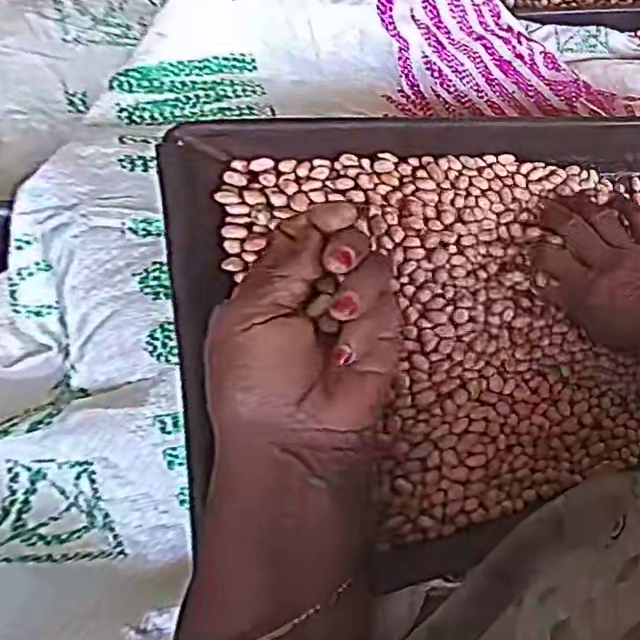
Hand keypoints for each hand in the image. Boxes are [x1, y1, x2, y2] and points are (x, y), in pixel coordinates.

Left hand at [206, 203, 399, 468]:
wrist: (294, 429)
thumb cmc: (254, 381)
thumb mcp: (249, 313)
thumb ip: (283, 266)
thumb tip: (315, 228)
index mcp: (280, 282)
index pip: (307, 234)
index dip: (323, 218)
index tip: (340, 211)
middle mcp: (322, 291)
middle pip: (350, 242)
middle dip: (348, 246)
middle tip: (337, 265)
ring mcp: (358, 311)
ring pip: (376, 270)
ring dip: (358, 291)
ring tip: (337, 320)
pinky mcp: (387, 333)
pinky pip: (390, 308)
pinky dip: (368, 327)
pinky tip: (347, 351)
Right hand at [533, 193, 639, 375]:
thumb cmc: (637, 337)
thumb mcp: (595, 330)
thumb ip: (570, 305)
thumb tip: (548, 284)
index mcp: (586, 292)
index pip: (548, 261)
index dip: (533, 252)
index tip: (528, 247)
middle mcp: (605, 266)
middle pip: (570, 230)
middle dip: (549, 216)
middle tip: (538, 210)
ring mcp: (630, 253)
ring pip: (599, 217)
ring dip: (579, 203)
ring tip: (564, 197)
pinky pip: (637, 218)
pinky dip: (624, 205)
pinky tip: (610, 198)